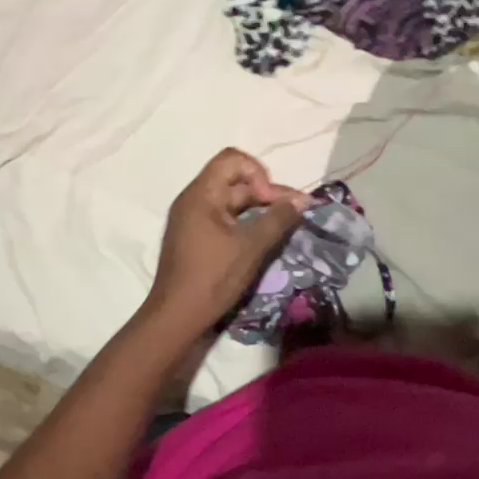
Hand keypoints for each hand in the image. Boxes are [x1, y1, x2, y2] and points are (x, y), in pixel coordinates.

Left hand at [144, 148, 308, 332]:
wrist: (177, 318)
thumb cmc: (212, 278)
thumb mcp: (251, 247)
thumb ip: (278, 219)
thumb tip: (302, 200)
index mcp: (201, 194)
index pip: (233, 160)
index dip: (259, 174)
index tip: (272, 202)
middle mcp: (194, 201)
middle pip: (235, 181)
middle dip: (267, 194)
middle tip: (295, 214)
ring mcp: (193, 221)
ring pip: (233, 203)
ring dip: (260, 210)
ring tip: (285, 227)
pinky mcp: (197, 240)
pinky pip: (226, 220)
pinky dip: (247, 224)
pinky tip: (265, 240)